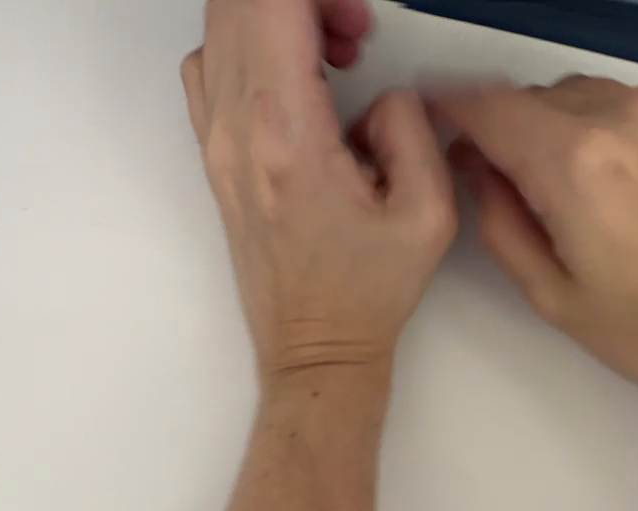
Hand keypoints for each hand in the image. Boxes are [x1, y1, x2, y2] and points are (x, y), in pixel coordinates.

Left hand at [182, 0, 457, 387]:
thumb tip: (383, 96)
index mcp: (289, 138)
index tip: (359, 26)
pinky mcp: (215, 161)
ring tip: (327, 60)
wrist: (315, 349)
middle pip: (239, 2)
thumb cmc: (364, 296)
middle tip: (351, 38)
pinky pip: (210, 70)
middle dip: (303, 1)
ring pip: (220, 27)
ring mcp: (217, 146)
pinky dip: (248, 50)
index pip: (274, 0)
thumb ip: (412, 127)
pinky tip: (292, 84)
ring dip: (274, 19)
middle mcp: (238, 132)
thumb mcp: (428, 215)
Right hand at [432, 77, 637, 414]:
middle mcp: (619, 115)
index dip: (449, 112)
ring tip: (549, 198)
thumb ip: (502, 224)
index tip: (432, 129)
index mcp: (576, 161)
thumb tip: (479, 172)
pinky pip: (615, 108)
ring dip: (545, 132)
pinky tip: (597, 188)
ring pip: (573, 99)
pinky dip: (587, 132)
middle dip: (499, 133)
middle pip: (530, 99)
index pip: (487, 106)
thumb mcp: (556, 297)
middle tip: (491, 188)